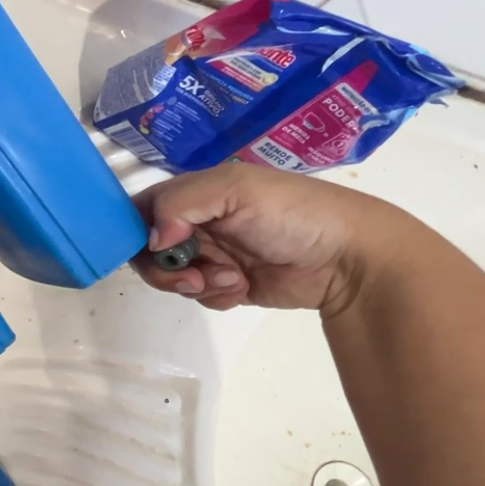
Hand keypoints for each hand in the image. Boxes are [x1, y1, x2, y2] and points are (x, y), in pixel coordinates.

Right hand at [131, 163, 416, 315]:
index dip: (134, 230)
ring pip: (171, 276)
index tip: (151, 248)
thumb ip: (179, 204)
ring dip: (193, 283)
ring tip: (229, 280)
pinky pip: (197, 296)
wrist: (351, 259)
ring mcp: (211, 255)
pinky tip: (242, 288)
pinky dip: (214, 296)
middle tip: (192, 276)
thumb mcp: (234, 189)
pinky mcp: (225, 285)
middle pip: (148, 250)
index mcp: (195, 194)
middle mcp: (197, 223)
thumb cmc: (293, 213)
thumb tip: (152, 241)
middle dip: (165, 267)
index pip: (141, 210)